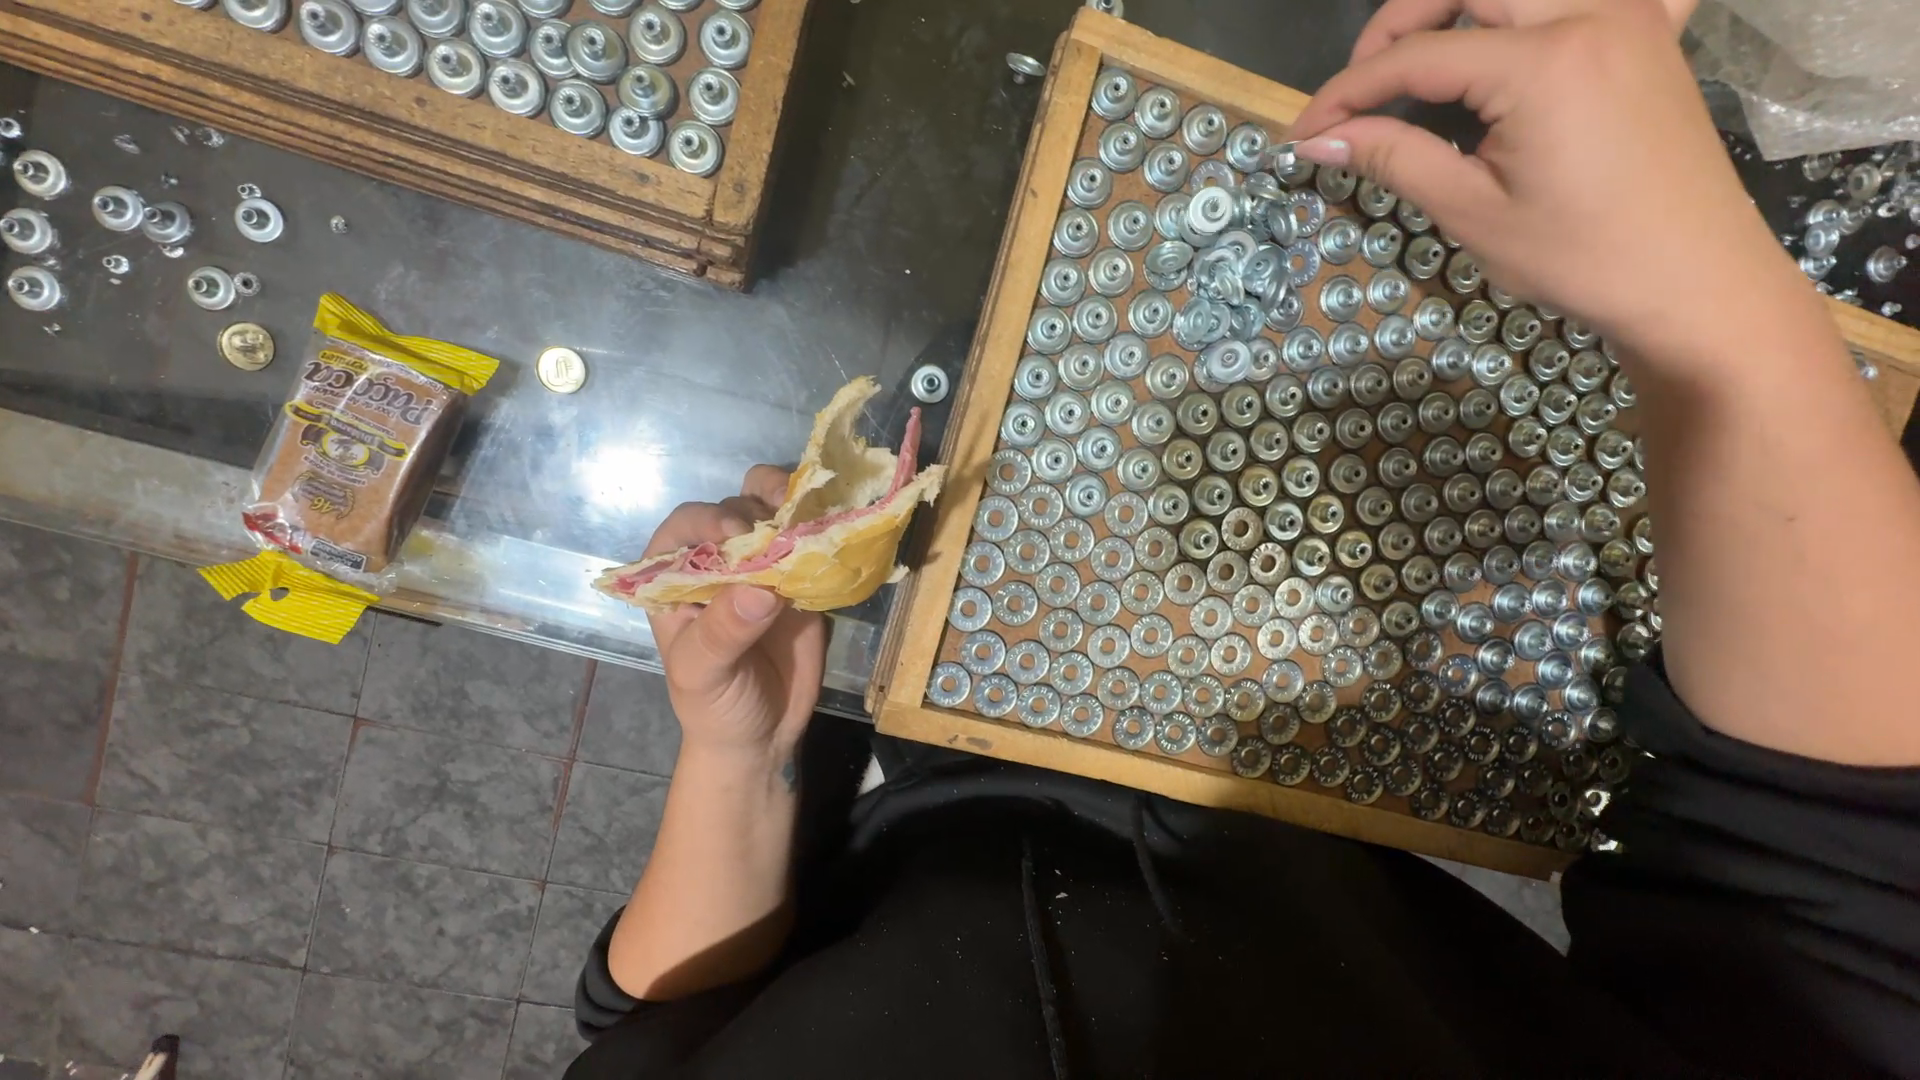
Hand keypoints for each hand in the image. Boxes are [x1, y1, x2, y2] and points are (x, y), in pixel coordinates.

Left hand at [643, 465, 826, 759]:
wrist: (764, 737)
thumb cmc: (715, 707)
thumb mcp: (704, 675)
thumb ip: (724, 632)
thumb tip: (760, 588)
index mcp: (677, 579)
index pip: (685, 527)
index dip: (709, 520)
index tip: (738, 535)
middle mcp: (719, 563)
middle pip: (735, 510)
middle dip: (758, 510)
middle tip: (781, 532)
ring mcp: (763, 569)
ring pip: (774, 516)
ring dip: (792, 508)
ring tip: (812, 519)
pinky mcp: (802, 581)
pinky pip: (811, 545)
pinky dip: (823, 533)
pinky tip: (837, 533)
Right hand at [1287, 0, 1797, 365]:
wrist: (1691, 276)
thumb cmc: (1576, 255)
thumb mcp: (1470, 211)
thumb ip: (1394, 158)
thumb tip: (1321, 140)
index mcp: (1543, 64)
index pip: (1417, 56)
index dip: (1346, 91)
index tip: (1302, 131)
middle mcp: (1590, 13)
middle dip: (1394, 26)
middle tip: (1357, 89)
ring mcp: (1629, 16)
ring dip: (1454, 12)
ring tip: (1414, 65)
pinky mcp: (1648, 34)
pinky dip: (1532, 14)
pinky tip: (1521, 46)